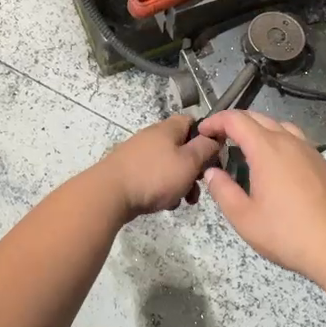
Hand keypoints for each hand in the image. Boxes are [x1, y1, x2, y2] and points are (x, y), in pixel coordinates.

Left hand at [90, 115, 223, 219]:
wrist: (110, 192)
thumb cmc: (155, 175)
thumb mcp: (189, 162)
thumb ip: (205, 149)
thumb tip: (213, 138)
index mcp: (168, 129)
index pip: (192, 122)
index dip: (206, 137)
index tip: (214, 156)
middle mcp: (153, 136)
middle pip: (182, 147)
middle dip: (194, 168)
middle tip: (198, 187)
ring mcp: (139, 153)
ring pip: (169, 165)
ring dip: (180, 182)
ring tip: (182, 201)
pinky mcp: (130, 170)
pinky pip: (155, 176)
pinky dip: (163, 189)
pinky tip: (164, 204)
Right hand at [197, 110, 325, 280]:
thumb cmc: (287, 234)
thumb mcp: (244, 218)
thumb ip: (223, 191)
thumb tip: (212, 172)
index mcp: (266, 149)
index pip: (235, 120)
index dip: (216, 121)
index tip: (203, 132)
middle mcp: (287, 140)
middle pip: (256, 117)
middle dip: (234, 122)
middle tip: (219, 138)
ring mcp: (308, 149)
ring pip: (278, 124)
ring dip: (257, 128)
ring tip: (245, 145)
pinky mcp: (321, 161)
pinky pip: (294, 137)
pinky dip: (277, 137)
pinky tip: (274, 160)